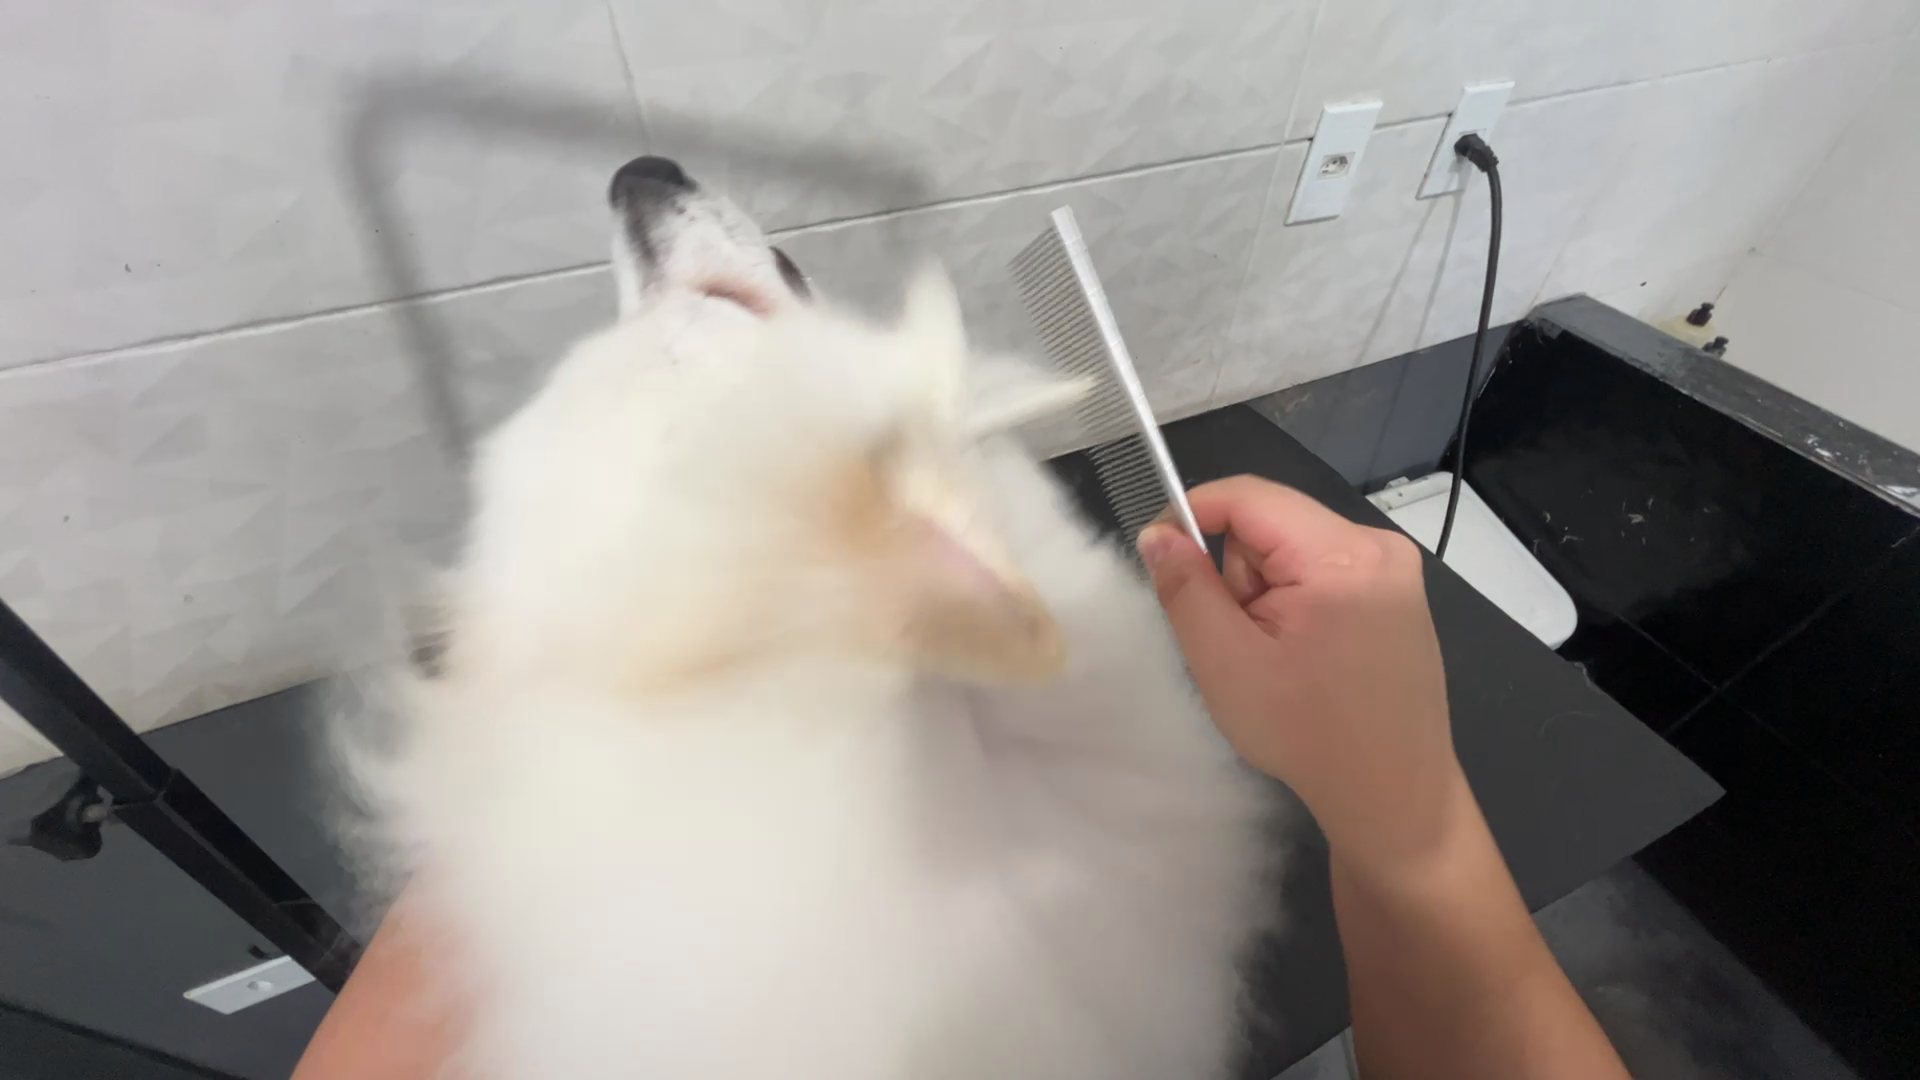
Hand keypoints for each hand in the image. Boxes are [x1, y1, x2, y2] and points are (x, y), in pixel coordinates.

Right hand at [1138, 477, 1467, 875]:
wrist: (1392, 796)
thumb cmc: (1304, 733)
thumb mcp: (1224, 660)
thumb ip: (1185, 587)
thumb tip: (1157, 533)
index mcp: (1341, 556)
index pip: (1246, 496)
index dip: (1190, 514)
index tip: (1162, 560)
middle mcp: (1377, 546)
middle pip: (1268, 523)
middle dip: (1234, 571)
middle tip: (1237, 636)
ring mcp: (1393, 569)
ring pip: (1287, 547)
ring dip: (1260, 589)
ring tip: (1272, 652)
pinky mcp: (1393, 592)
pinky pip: (1314, 569)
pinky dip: (1288, 599)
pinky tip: (1299, 650)